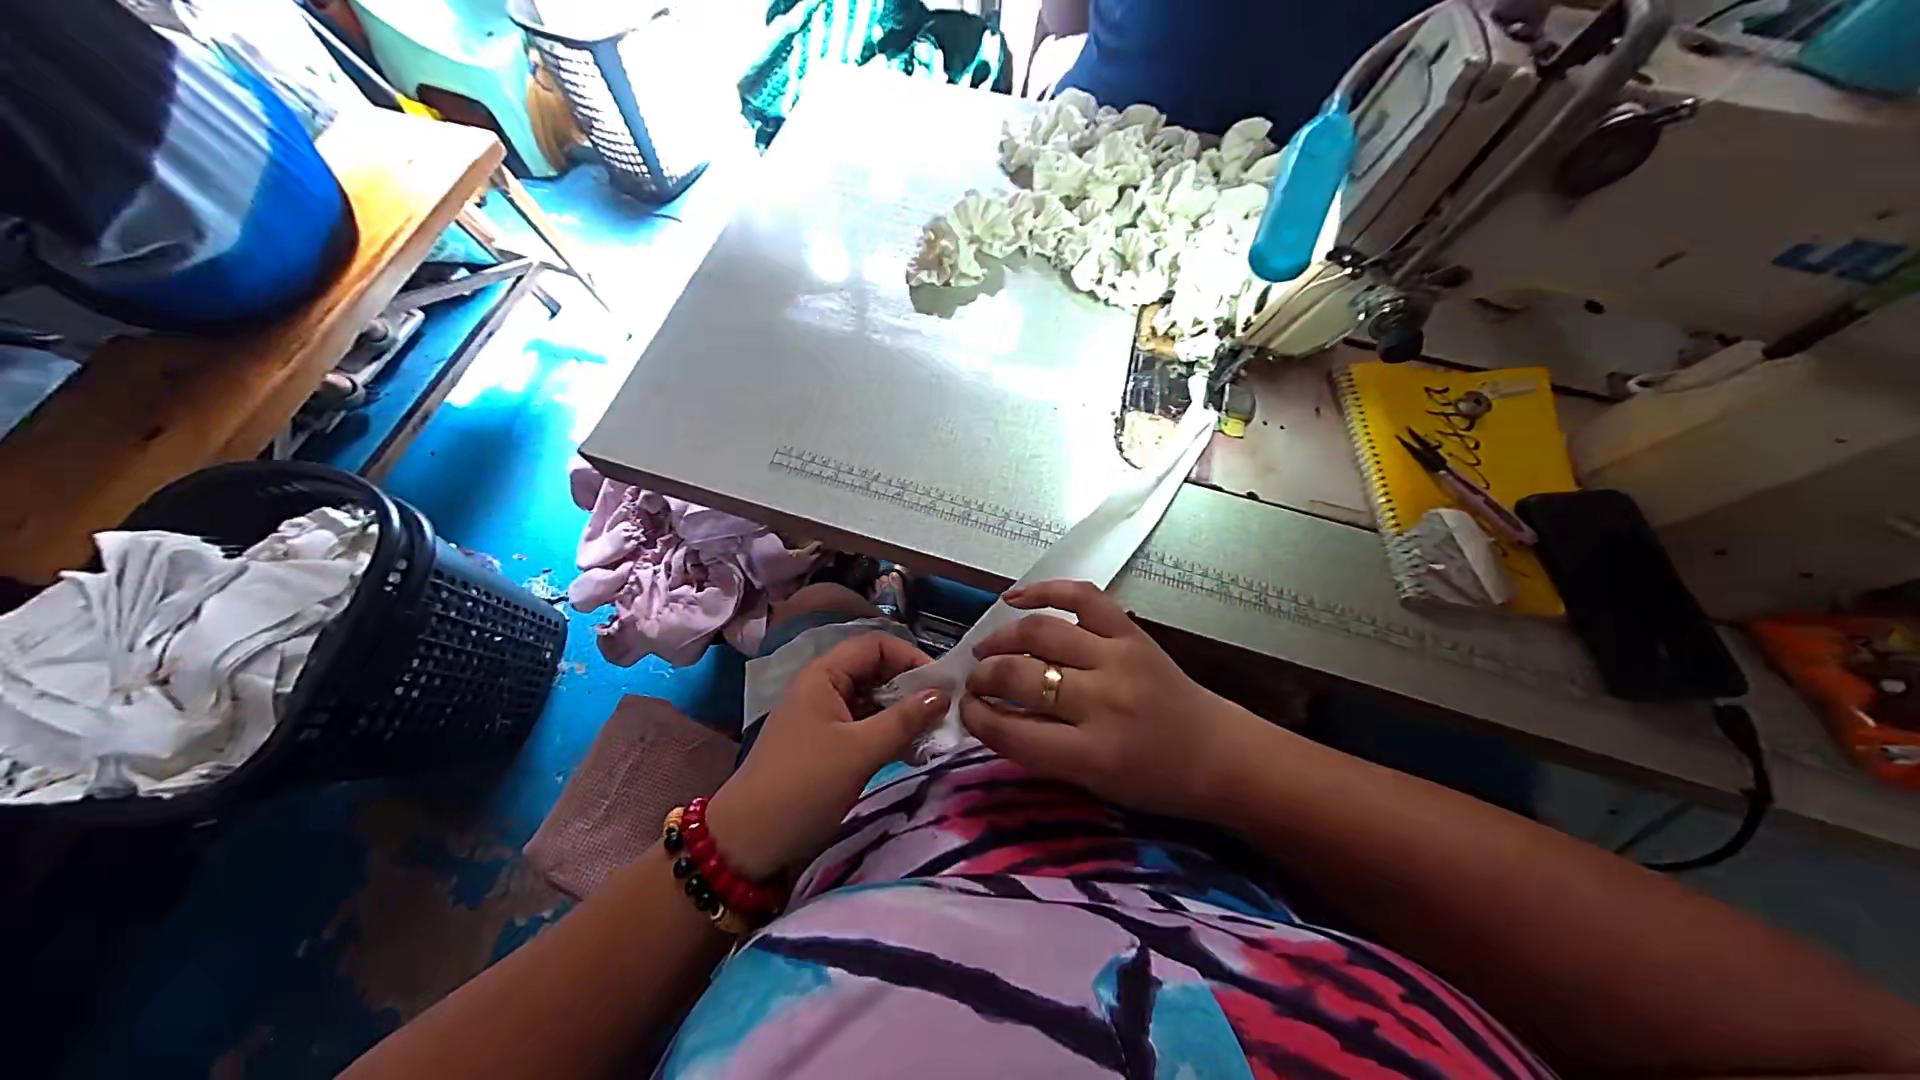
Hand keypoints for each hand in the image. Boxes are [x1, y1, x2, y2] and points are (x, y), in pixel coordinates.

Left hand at [706, 633, 946, 879]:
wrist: (747, 842)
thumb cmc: (804, 786)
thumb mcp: (860, 751)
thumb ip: (905, 720)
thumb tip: (944, 694)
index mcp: (824, 675)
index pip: (877, 645)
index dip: (912, 658)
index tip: (942, 686)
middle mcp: (823, 687)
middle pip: (876, 670)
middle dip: (911, 687)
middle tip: (944, 711)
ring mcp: (823, 716)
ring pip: (873, 699)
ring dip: (903, 712)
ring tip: (933, 733)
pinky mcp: (826, 743)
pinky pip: (865, 725)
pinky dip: (889, 732)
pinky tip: (911, 750)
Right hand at [958, 580, 1263, 820]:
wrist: (1218, 754)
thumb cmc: (1154, 781)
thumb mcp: (1091, 783)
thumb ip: (1039, 750)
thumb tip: (990, 713)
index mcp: (1092, 754)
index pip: (1010, 731)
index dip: (976, 718)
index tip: (965, 709)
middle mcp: (1102, 701)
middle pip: (1019, 676)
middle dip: (983, 678)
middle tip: (973, 681)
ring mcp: (1118, 658)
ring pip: (1040, 633)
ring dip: (1001, 638)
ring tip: (986, 648)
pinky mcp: (1132, 632)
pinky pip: (1082, 597)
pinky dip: (1045, 591)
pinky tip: (1014, 599)